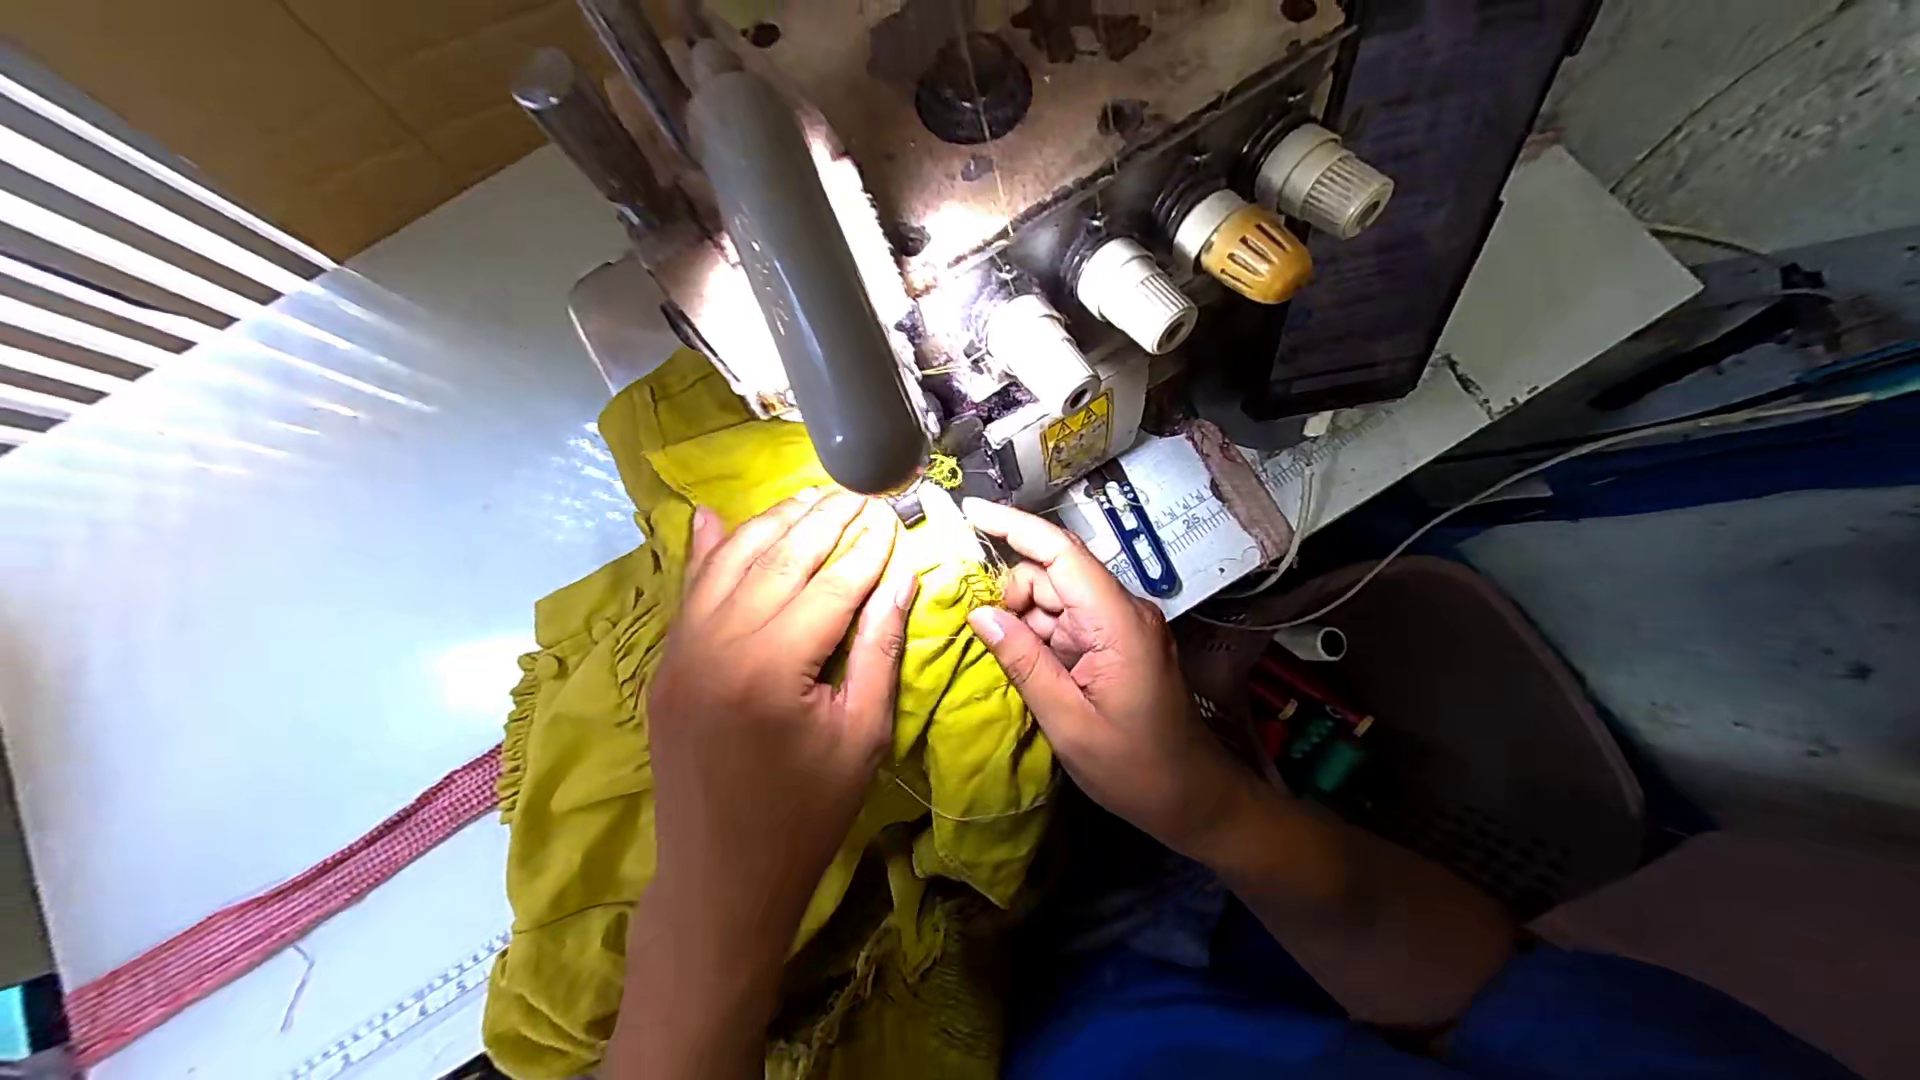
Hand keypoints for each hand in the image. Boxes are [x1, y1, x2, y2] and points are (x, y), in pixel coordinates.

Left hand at [645, 490, 917, 951]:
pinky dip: (709, 551)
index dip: (869, 547)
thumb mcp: (863, 735)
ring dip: (774, 523)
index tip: (892, 515)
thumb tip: (903, 578)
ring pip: (730, 562)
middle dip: (826, 521)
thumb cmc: (807, 815)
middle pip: (781, 559)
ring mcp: (681, 652)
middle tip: (859, 493)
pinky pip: (690, 591)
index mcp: (772, 668)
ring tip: (812, 497)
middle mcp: (717, 645)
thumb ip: (880, 648)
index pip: (832, 584)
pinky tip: (718, 516)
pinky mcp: (666, 664)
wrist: (720, 878)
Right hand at [961, 498, 1261, 864]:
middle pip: (1052, 574)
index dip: (1014, 526)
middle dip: (1012, 596)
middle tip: (986, 637)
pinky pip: (1067, 621)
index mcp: (1117, 622)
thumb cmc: (1136, 769)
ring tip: (1010, 662)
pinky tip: (1027, 663)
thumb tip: (980, 615)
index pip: (1061, 553)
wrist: (1193, 797)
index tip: (972, 511)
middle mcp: (1122, 611)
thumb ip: (1023, 662)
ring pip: (1055, 598)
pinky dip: (1040, 635)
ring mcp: (1120, 625)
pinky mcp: (1116, 641)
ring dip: (1024, 620)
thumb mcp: (1069, 722)